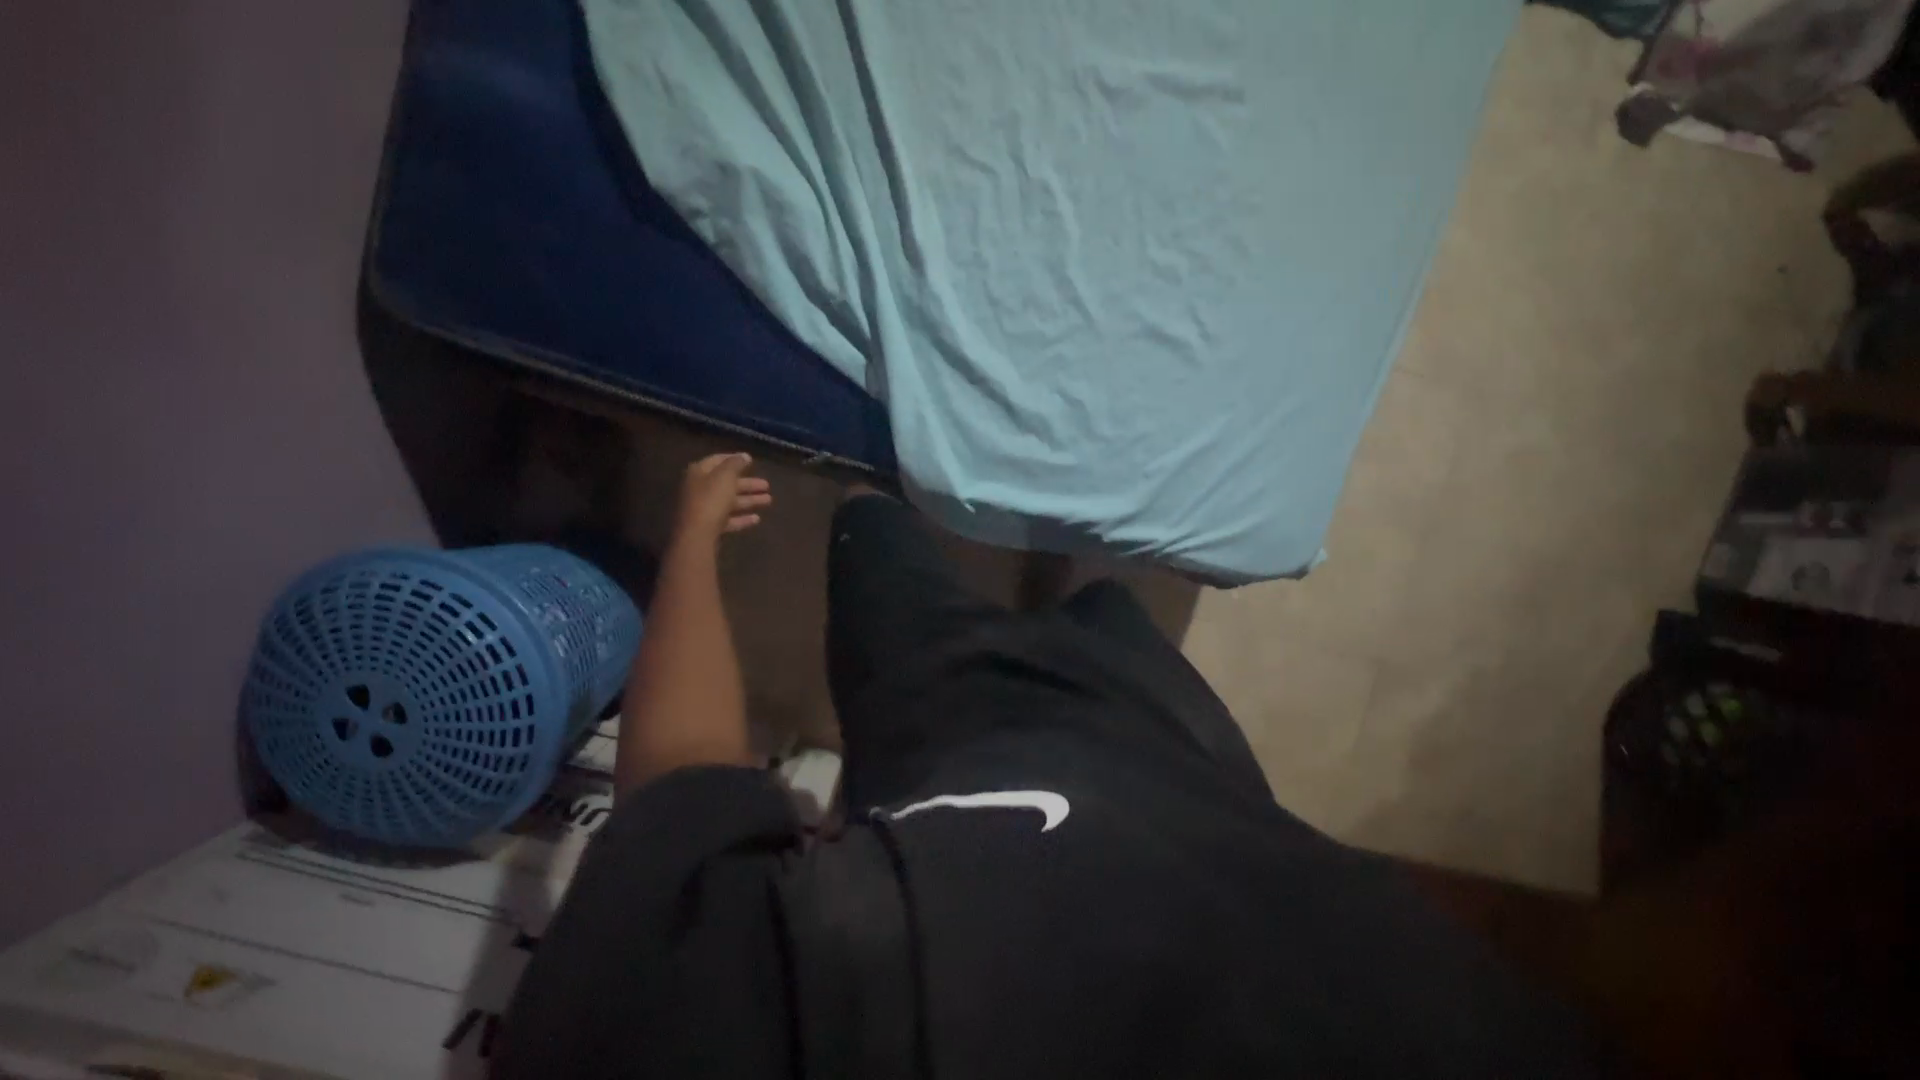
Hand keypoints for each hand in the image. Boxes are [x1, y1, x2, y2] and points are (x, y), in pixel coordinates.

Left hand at [673, 453, 771, 546]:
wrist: (697, 535)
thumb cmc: (711, 500)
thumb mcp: (726, 476)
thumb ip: (736, 464)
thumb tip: (744, 456)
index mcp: (699, 472)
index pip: (717, 460)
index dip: (734, 459)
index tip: (751, 461)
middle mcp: (698, 488)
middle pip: (726, 483)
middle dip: (748, 484)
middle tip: (767, 485)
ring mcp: (703, 509)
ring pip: (729, 501)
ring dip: (749, 500)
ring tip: (769, 501)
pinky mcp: (708, 527)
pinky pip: (727, 519)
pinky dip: (741, 518)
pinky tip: (757, 519)